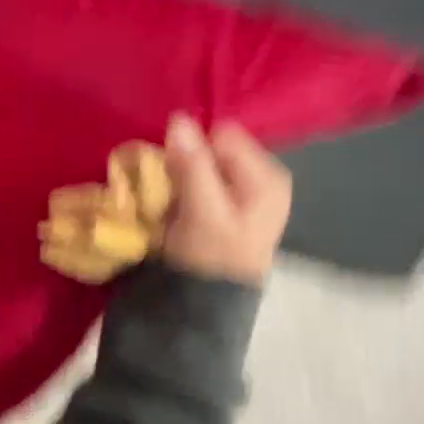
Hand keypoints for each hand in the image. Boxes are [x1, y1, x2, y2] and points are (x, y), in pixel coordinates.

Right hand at [161, 114, 291, 284]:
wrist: (204, 303)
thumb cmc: (211, 256)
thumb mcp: (202, 210)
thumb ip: (193, 165)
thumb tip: (177, 119)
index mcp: (266, 177)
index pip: (222, 136)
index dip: (190, 144)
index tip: (164, 161)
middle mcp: (255, 181)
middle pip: (209, 151)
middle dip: (180, 159)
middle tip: (158, 179)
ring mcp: (235, 197)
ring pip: (196, 168)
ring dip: (172, 175)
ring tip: (158, 193)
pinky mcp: (214, 210)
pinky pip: (190, 185)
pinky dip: (173, 189)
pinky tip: (163, 203)